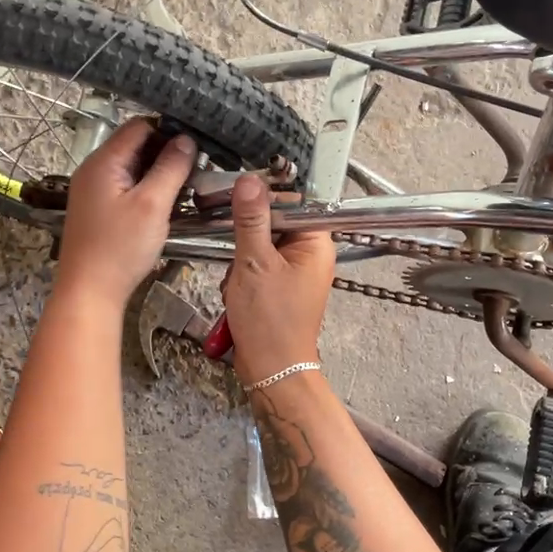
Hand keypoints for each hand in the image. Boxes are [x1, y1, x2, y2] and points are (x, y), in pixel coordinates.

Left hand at [54, 117, 196, 308]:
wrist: (89, 292)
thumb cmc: (119, 249)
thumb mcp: (153, 205)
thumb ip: (171, 168)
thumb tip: (186, 140)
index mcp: (103, 161)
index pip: (139, 126)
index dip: (169, 130)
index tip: (196, 145)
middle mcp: (93, 170)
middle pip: (135, 145)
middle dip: (166, 152)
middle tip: (196, 168)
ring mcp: (93, 190)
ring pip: (132, 168)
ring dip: (158, 173)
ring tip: (185, 186)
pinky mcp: (98, 210)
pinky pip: (126, 187)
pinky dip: (146, 189)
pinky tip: (165, 204)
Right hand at [221, 174, 335, 382]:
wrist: (272, 370)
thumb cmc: (270, 322)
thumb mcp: (255, 263)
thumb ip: (251, 220)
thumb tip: (249, 181)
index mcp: (316, 243)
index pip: (293, 201)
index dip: (265, 198)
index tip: (239, 199)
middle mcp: (310, 254)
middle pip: (274, 222)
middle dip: (247, 236)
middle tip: (238, 254)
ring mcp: (295, 272)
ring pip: (260, 245)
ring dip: (241, 260)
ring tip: (238, 282)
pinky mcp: (279, 287)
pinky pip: (257, 266)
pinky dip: (242, 276)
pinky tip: (236, 292)